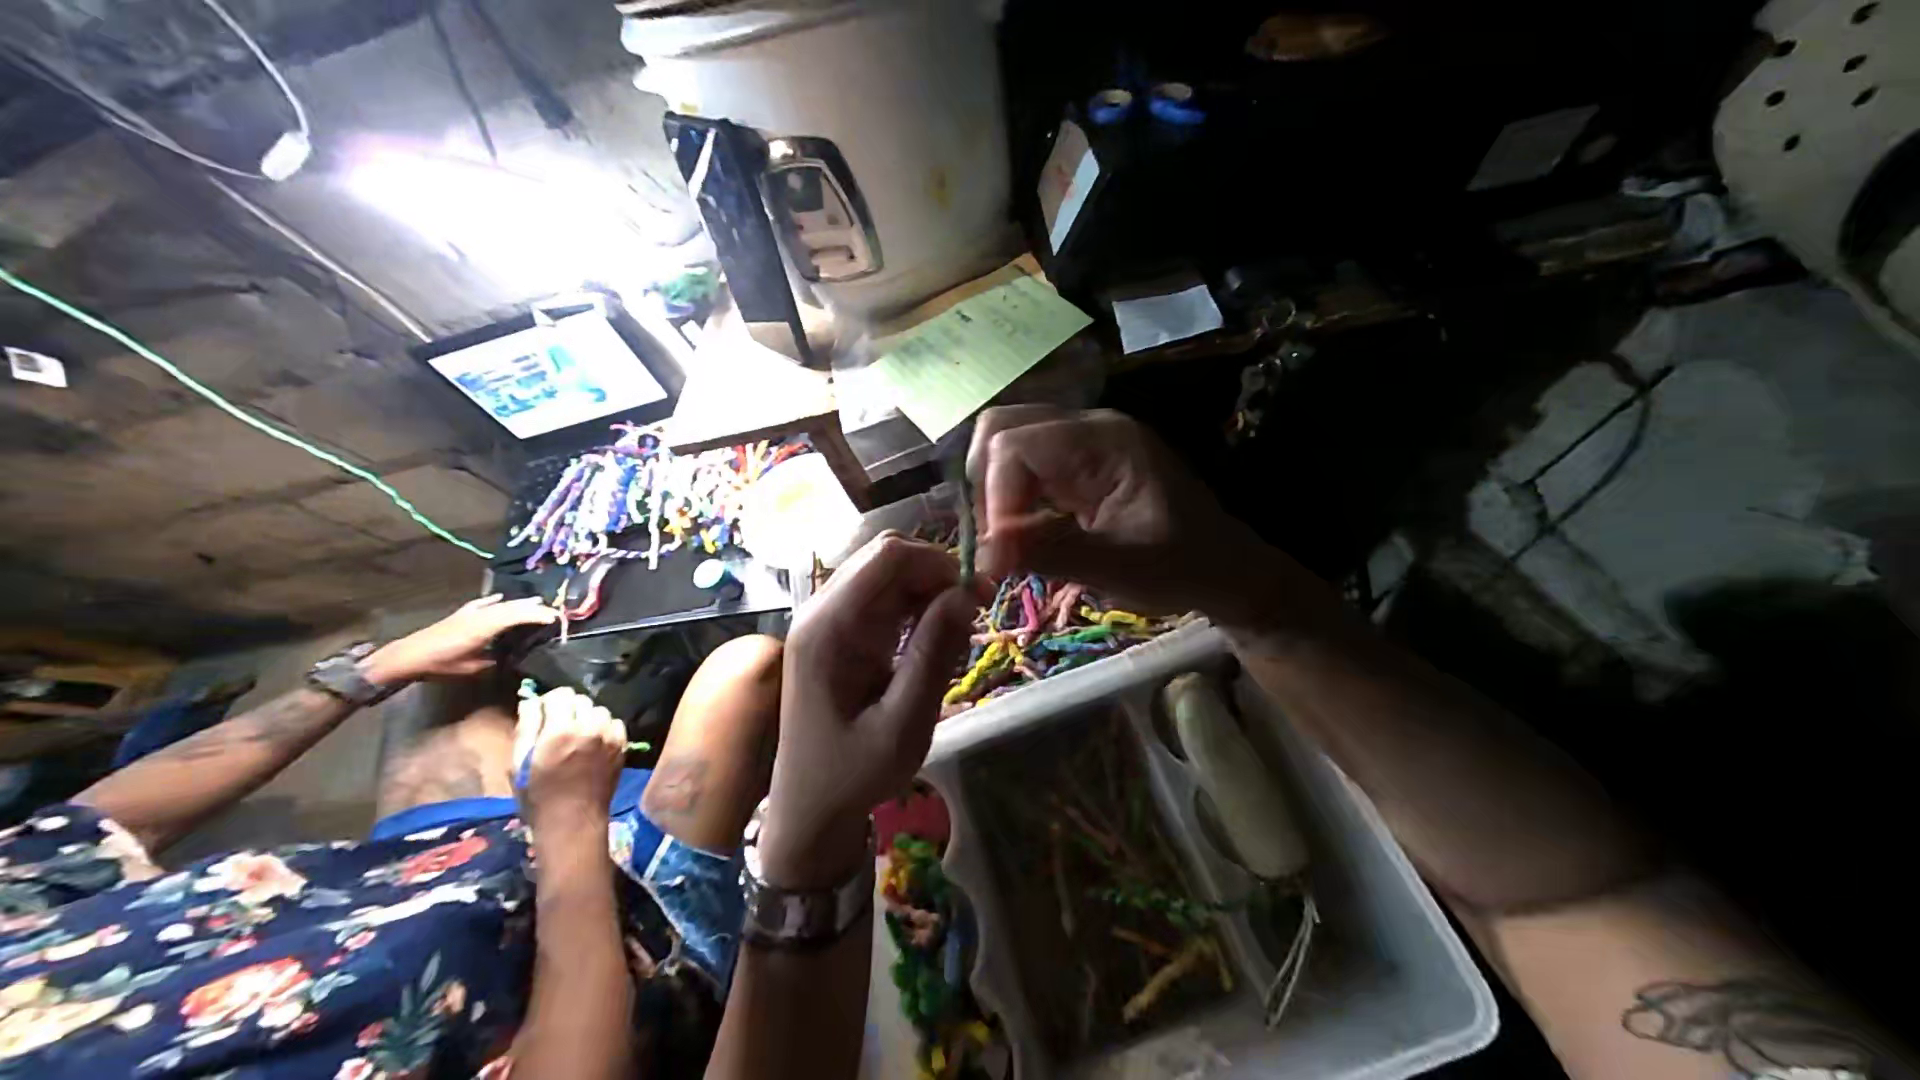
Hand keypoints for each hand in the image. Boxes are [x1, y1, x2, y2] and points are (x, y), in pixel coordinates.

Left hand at [364, 595, 559, 683]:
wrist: (406, 657)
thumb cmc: (440, 665)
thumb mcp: (472, 668)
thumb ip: (495, 659)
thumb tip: (513, 656)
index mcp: (485, 626)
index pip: (519, 615)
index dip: (539, 615)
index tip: (557, 618)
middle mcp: (481, 615)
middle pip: (514, 607)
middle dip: (536, 607)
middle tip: (555, 611)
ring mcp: (471, 612)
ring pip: (502, 604)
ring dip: (520, 603)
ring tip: (538, 603)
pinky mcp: (461, 614)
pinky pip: (484, 603)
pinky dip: (496, 601)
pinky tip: (501, 598)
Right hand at [513, 686, 624, 828]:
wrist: (573, 821)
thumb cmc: (539, 796)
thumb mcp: (519, 764)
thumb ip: (526, 728)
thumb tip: (531, 702)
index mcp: (561, 730)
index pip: (561, 694)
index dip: (550, 702)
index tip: (545, 715)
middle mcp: (590, 727)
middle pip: (581, 700)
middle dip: (568, 710)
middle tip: (559, 729)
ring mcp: (610, 735)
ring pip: (599, 710)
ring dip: (587, 718)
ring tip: (577, 737)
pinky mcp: (623, 744)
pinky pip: (614, 722)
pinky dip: (604, 728)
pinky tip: (593, 744)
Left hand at [763, 535, 974, 887]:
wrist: (809, 806)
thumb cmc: (854, 773)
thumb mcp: (903, 726)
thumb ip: (934, 657)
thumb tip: (966, 594)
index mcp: (829, 628)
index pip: (887, 557)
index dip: (939, 563)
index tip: (980, 597)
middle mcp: (822, 611)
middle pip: (886, 557)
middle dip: (937, 573)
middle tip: (975, 613)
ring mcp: (828, 619)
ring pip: (888, 573)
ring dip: (930, 590)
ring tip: (958, 632)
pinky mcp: (840, 632)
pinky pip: (884, 598)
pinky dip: (917, 606)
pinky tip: (935, 639)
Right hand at [967, 406, 1307, 626]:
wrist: (1223, 568)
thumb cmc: (1181, 566)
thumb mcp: (1120, 567)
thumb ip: (1050, 552)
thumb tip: (982, 554)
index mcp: (1104, 441)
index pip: (1014, 444)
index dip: (994, 497)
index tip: (999, 553)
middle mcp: (1085, 427)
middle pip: (1000, 428)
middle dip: (985, 485)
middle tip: (997, 539)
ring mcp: (1079, 441)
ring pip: (1004, 442)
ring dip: (993, 491)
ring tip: (1007, 539)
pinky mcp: (1074, 462)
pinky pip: (1021, 464)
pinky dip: (1008, 497)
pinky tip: (1021, 532)